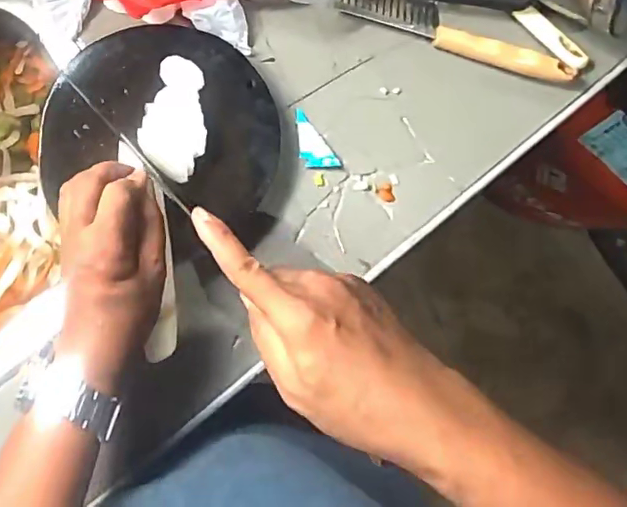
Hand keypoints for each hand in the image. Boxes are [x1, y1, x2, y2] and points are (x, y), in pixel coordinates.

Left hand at [55, 161, 165, 391]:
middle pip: (86, 180)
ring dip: (94, 176)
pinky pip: (67, 201)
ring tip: (118, 182)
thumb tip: (146, 190)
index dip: (134, 179)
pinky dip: (85, 190)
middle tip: (133, 174)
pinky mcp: (61, 241)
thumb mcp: (154, 273)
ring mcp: (64, 236)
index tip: (148, 182)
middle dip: (110, 168)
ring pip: (70, 186)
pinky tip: (104, 200)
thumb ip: (151, 226)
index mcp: (105, 244)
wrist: (91, 351)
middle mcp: (78, 234)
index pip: (116, 191)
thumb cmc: (129, 316)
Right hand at [189, 206, 478, 471]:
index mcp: (299, 317)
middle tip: (294, 351)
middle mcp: (319, 287)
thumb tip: (255, 305)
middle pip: (272, 281)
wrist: (425, 407)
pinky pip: (322, 288)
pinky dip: (321, 307)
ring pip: (297, 284)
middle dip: (270, 305)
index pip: (248, 273)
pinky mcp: (360, 284)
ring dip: (297, 307)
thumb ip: (265, 341)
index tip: (201, 215)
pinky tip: (344, 340)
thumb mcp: (297, 391)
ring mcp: (343, 282)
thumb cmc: (356, 411)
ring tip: (326, 350)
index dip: (220, 243)